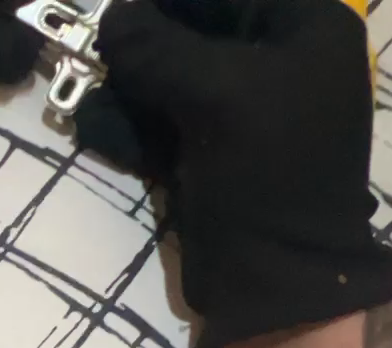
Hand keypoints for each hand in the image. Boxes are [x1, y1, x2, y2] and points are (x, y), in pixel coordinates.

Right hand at [76, 0, 391, 347]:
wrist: (273, 277)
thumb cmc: (268, 177)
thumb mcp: (222, 99)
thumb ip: (165, 51)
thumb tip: (110, 15)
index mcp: (300, 26)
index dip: (165, 2)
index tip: (116, 14)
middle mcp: (269, 59)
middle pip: (192, 26)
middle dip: (141, 44)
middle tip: (95, 55)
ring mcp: (234, 109)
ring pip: (167, 74)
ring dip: (124, 86)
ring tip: (91, 101)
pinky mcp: (203, 152)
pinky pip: (160, 120)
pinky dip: (129, 123)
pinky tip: (100, 127)